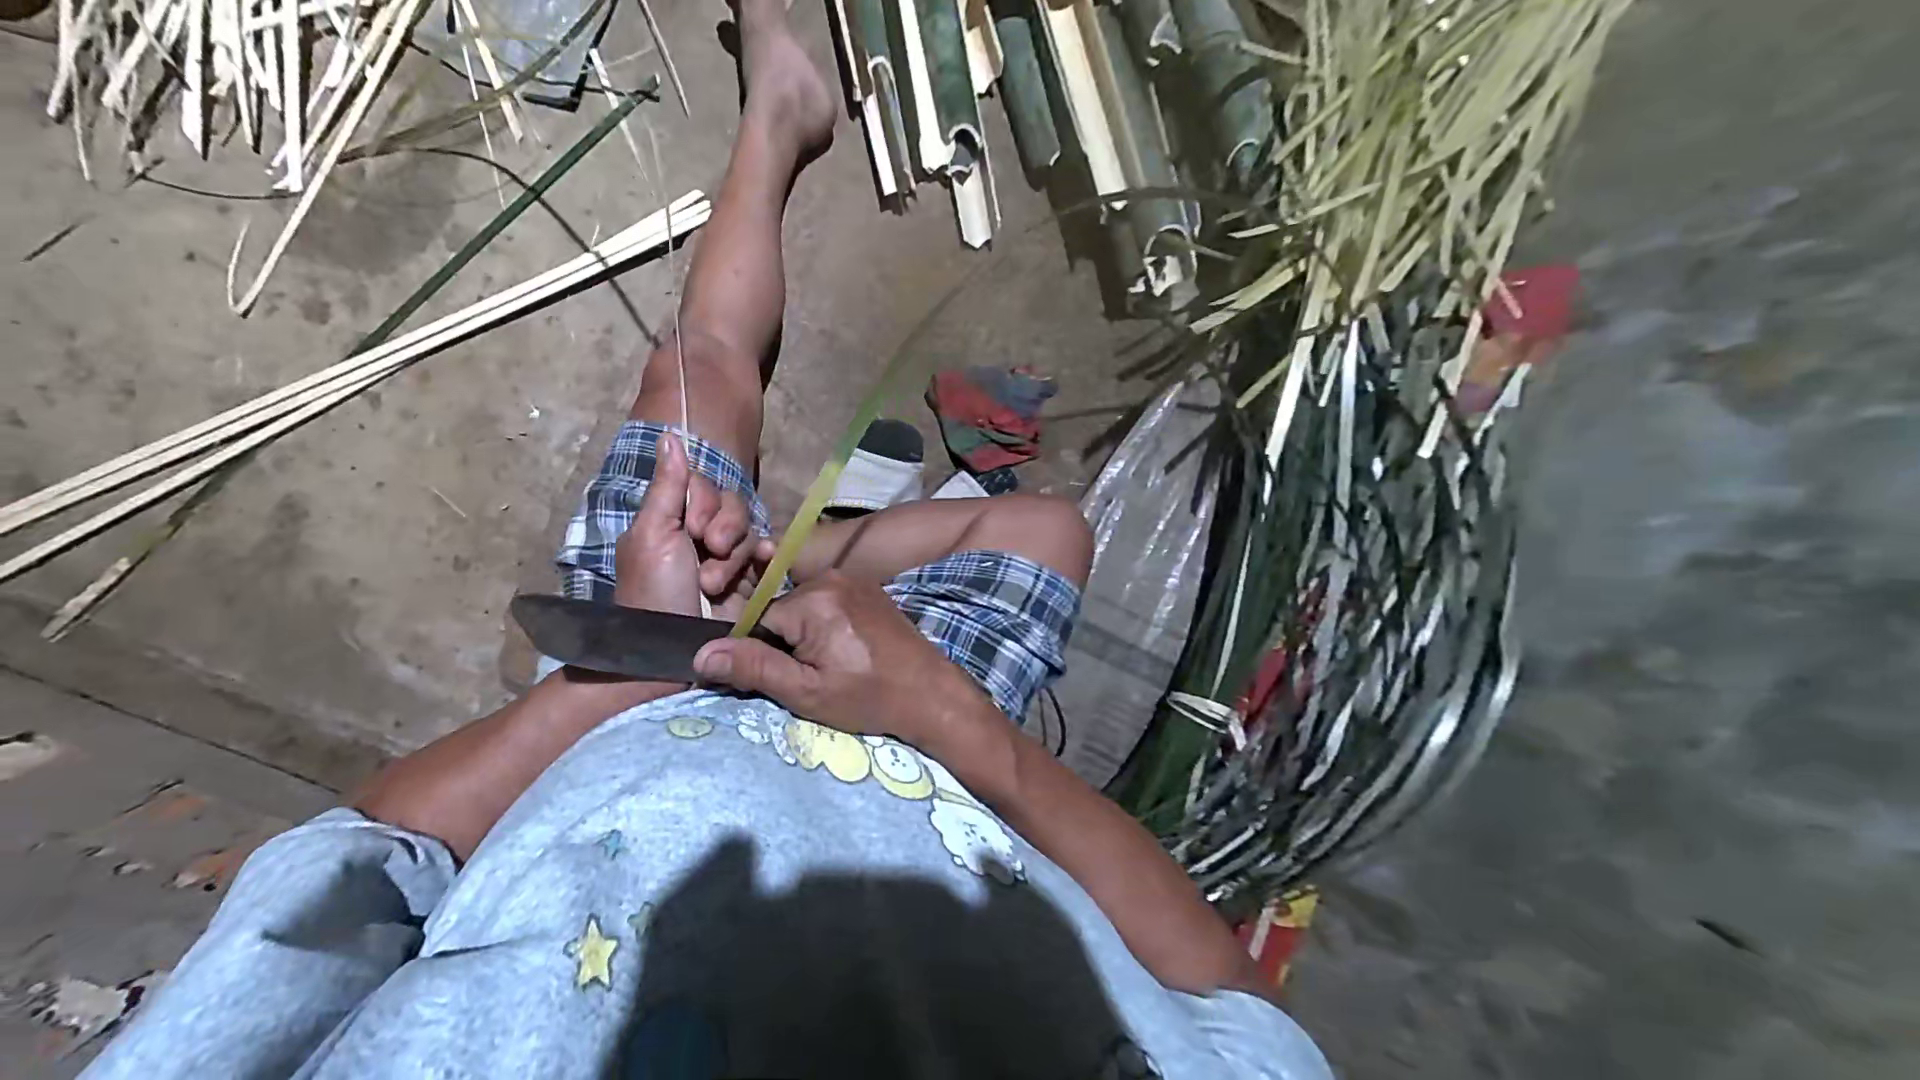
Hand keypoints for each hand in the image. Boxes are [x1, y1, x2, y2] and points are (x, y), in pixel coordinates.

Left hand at [613, 433, 773, 616]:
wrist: (670, 652)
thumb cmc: (652, 593)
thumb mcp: (652, 535)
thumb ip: (666, 486)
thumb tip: (670, 433)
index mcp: (672, 519)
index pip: (703, 485)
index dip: (704, 501)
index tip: (692, 528)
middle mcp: (700, 533)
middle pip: (731, 504)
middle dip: (723, 527)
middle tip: (707, 552)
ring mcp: (728, 558)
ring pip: (749, 529)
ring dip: (733, 555)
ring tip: (714, 584)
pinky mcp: (751, 581)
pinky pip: (767, 553)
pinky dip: (765, 556)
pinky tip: (762, 563)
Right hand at [691, 573, 997, 752]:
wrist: (931, 693)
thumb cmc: (869, 697)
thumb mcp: (807, 693)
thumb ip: (755, 668)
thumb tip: (702, 654)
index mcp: (813, 601)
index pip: (756, 619)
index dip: (758, 653)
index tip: (775, 679)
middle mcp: (830, 578)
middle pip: (780, 610)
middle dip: (783, 643)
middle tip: (810, 678)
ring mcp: (852, 579)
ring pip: (802, 607)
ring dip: (804, 636)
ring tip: (831, 667)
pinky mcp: (867, 588)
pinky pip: (827, 603)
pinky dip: (825, 626)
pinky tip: (846, 652)